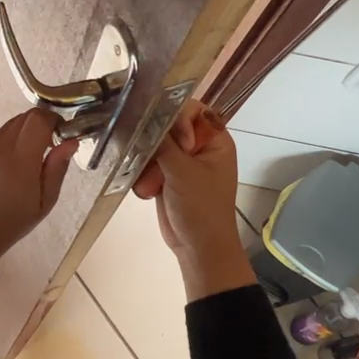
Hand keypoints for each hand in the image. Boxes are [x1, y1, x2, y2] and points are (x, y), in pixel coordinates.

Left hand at [0, 109, 78, 264]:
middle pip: (25, 117)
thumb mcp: (46, 200)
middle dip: (41, 125)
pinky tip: (9, 163)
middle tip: (48, 147)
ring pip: (11, 124)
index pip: (38, 119)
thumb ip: (57, 167)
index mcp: (20, 160)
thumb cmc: (15, 220)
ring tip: (27, 158)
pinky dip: (9, 140)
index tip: (60, 135)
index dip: (53, 121)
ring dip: (25, 132)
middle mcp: (0, 146)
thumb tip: (71, 141)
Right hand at [134, 100, 255, 299]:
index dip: (177, 118)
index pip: (192, 110)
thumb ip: (162, 141)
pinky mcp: (167, 177)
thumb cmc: (200, 207)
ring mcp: (182, 162)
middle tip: (151, 157)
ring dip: (148, 161)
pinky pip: (149, 162)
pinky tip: (145, 188)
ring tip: (150, 180)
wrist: (198, 248)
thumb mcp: (182, 171)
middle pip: (169, 126)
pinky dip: (144, 173)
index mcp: (214, 140)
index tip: (171, 138)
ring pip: (155, 145)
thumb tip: (144, 115)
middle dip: (155, 141)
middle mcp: (199, 146)